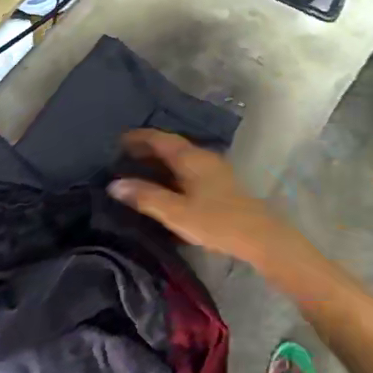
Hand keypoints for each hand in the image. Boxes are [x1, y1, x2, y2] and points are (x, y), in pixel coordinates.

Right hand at [109, 129, 305, 268]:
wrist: (257, 235)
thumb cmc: (215, 221)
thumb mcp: (176, 212)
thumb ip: (146, 197)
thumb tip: (115, 184)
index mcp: (192, 157)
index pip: (160, 139)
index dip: (138, 137)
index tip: (116, 141)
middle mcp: (203, 156)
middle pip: (171, 146)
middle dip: (146, 148)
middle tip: (120, 157)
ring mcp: (213, 168)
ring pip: (181, 157)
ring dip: (159, 160)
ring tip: (137, 170)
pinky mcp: (219, 182)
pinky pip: (188, 168)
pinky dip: (171, 171)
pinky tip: (164, 185)